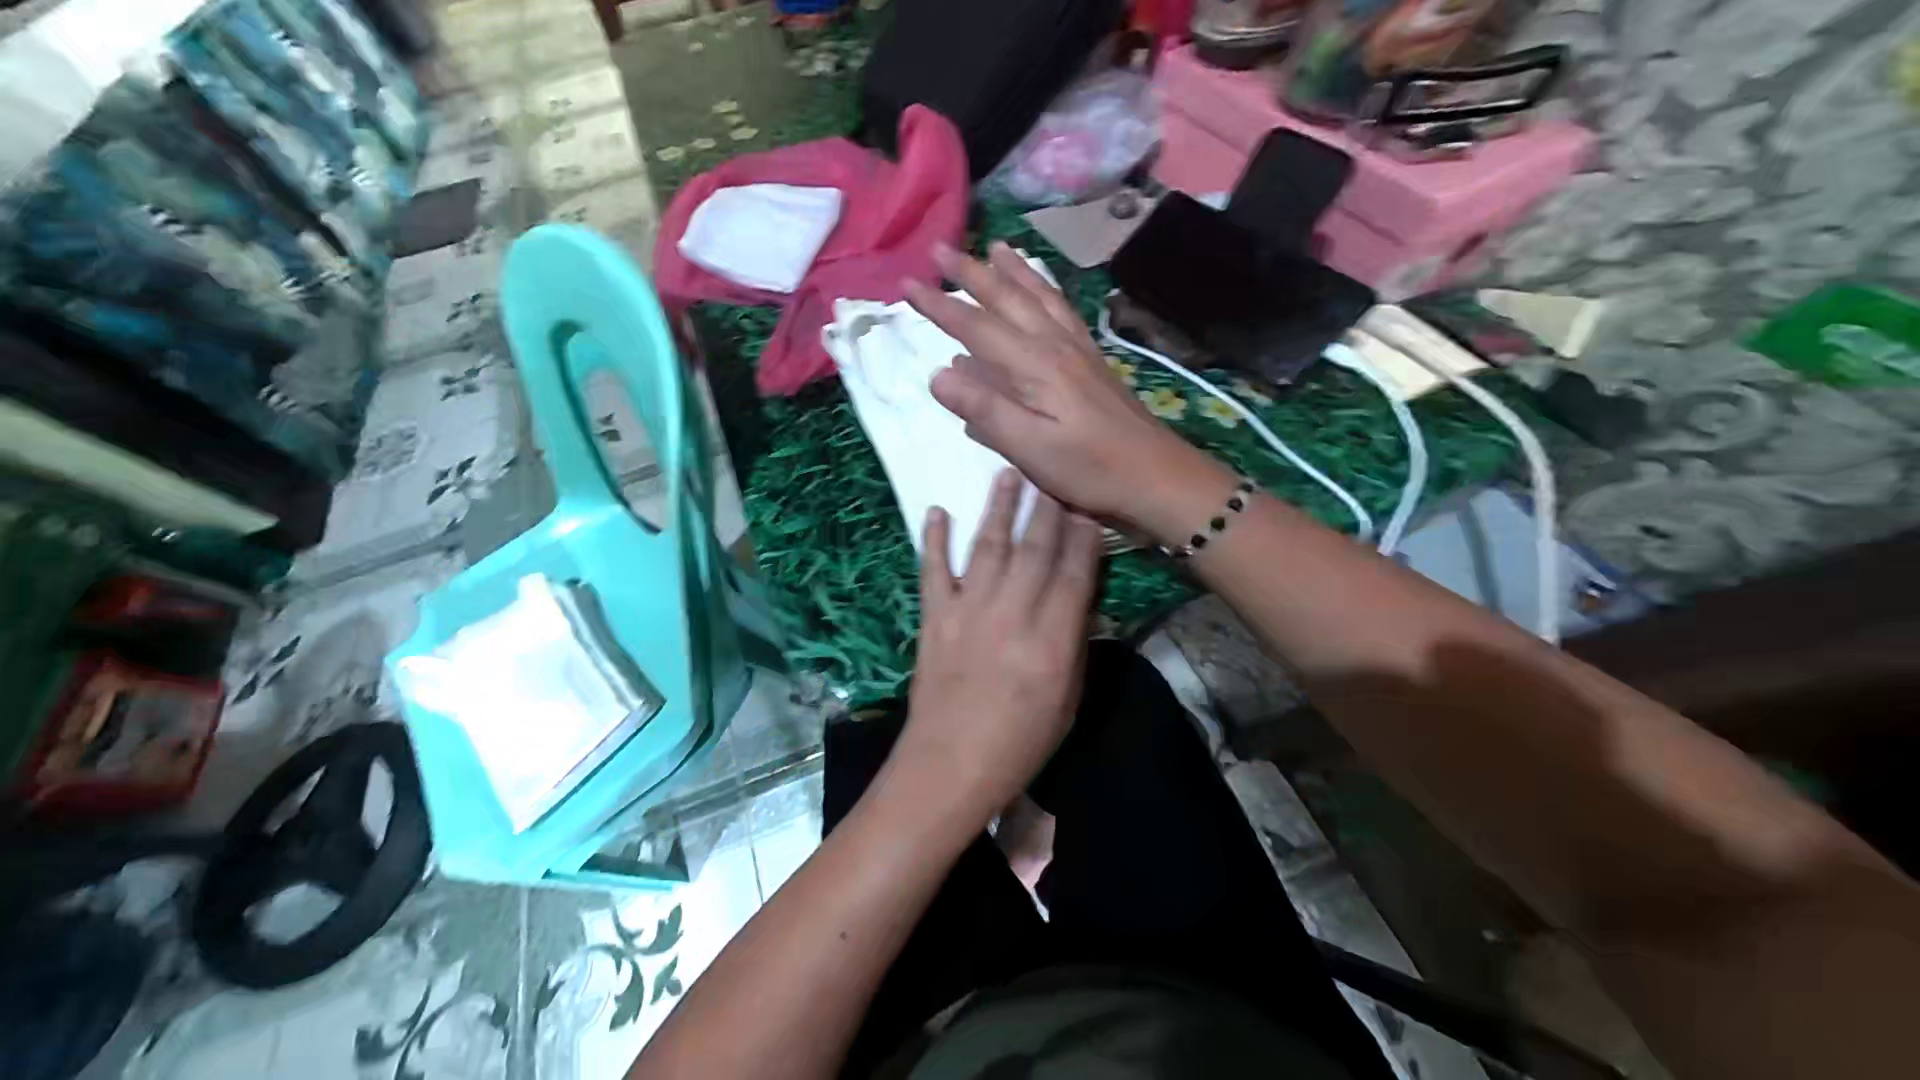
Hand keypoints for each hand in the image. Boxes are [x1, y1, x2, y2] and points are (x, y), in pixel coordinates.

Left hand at [891, 470, 1103, 817]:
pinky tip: (938, 511)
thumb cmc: (1018, 743)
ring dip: (998, 508)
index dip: (1083, 536)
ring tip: (1007, 474)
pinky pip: (934, 570)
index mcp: (1051, 642)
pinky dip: (934, 540)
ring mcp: (967, 612)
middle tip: (1053, 474)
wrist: (948, 766)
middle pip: (1034, 550)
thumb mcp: (1066, 701)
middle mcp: (1011, 616)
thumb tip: (1081, 602)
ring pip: (987, 548)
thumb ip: (1073, 646)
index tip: (1087, 505)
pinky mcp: (934, 618)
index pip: (1074, 573)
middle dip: (1047, 508)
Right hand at [903, 242, 1236, 544]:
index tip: (906, 285)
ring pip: (1040, 297)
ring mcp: (1078, 350)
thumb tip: (938, 374)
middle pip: (1008, 298)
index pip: (977, 327)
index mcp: (1035, 366)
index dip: (939, 306)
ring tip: (994, 248)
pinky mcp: (1093, 361)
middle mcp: (1056, 346)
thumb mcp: (1031, 450)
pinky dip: (1045, 289)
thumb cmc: (1090, 469)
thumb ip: (985, 411)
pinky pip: (1062, 310)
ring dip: (1012, 271)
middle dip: (971, 273)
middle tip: (941, 249)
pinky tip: (1043, 289)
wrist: (1156, 474)